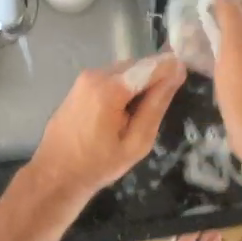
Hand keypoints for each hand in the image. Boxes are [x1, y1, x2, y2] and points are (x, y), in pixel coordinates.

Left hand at [28, 56, 186, 198]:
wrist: (56, 175)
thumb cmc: (98, 165)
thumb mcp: (136, 142)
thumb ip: (156, 105)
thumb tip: (176, 74)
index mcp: (110, 88)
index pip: (151, 65)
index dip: (170, 69)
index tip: (185, 77)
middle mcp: (96, 74)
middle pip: (137, 65)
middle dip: (152, 79)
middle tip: (158, 107)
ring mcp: (84, 77)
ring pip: (124, 70)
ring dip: (137, 84)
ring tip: (137, 115)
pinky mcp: (79, 83)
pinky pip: (110, 77)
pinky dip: (122, 88)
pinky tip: (120, 113)